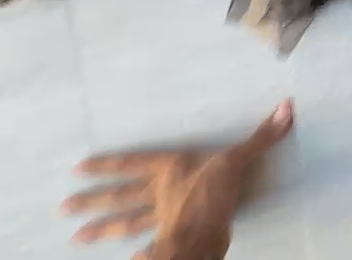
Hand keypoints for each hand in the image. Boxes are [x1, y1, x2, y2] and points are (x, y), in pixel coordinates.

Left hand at [64, 100, 293, 259]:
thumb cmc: (213, 194)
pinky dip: (138, 254)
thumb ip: (261, 137)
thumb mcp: (238, 159)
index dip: (107, 166)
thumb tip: (288, 106)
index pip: (134, 165)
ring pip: (126, 224)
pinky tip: (130, 258)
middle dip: (93, 200)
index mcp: (171, 171)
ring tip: (73, 238)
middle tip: (62, 207)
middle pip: (121, 197)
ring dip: (101, 230)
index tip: (77, 169)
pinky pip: (148, 246)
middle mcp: (159, 194)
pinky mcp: (168, 242)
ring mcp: (160, 220)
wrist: (202, 238)